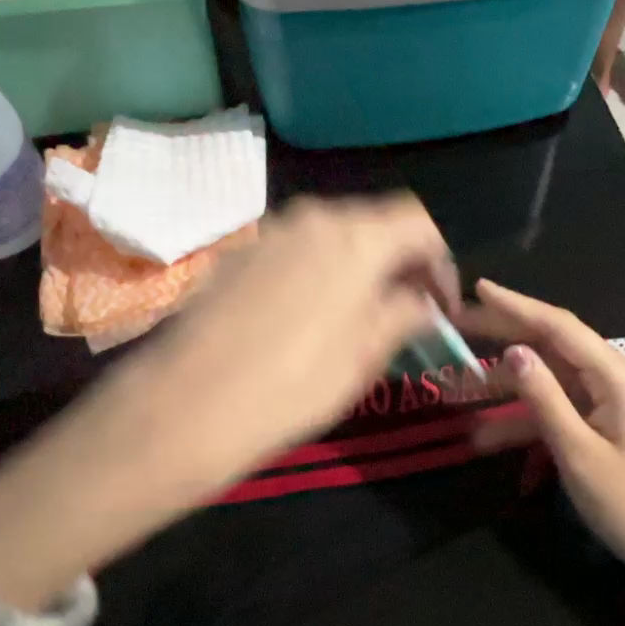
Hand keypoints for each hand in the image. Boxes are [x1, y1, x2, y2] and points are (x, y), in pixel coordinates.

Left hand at [118, 194, 458, 474]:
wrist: (182, 407)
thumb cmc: (290, 387)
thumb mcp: (363, 357)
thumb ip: (403, 315)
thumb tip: (421, 301)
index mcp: (356, 238)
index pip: (420, 224)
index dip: (440, 262)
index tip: (442, 306)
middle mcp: (313, 219)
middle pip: (375, 225)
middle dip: (400, 263)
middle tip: (409, 312)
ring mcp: (269, 233)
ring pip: (334, 237)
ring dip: (360, 268)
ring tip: (362, 318)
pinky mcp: (237, 255)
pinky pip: (296, 251)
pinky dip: (320, 272)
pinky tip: (311, 318)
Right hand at [457, 280, 624, 611]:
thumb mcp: (577, 452)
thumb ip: (544, 398)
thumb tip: (512, 350)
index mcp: (615, 376)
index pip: (559, 327)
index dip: (517, 306)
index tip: (478, 289)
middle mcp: (610, 377)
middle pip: (550, 343)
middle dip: (503, 334)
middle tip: (458, 323)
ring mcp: (603, 400)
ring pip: (545, 377)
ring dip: (503, 383)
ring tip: (456, 383)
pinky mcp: (595, 422)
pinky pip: (552, 407)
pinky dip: (520, 416)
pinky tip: (482, 435)